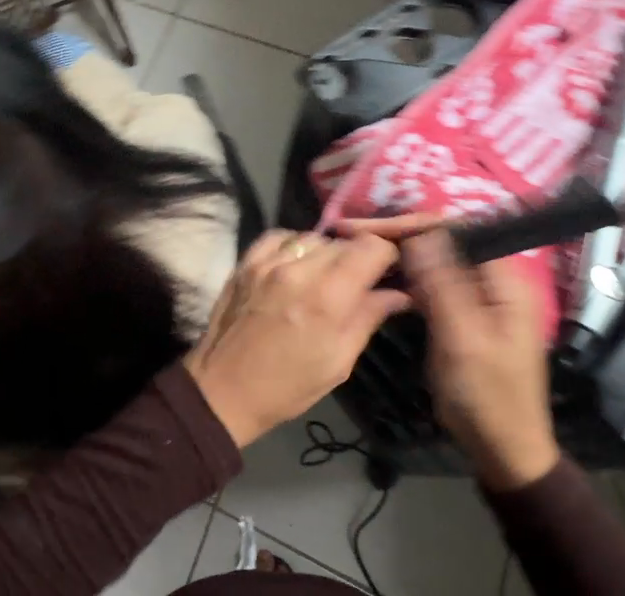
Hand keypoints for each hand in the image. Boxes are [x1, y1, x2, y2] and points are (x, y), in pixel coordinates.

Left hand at [183, 230, 413, 448]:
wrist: (224, 388)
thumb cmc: (288, 386)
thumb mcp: (339, 362)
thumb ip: (368, 318)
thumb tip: (400, 293)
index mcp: (327, 298)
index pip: (370, 248)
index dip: (387, 255)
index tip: (390, 271)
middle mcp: (298, 270)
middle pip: (343, 242)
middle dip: (359, 257)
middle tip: (361, 280)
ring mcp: (268, 262)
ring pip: (313, 238)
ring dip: (326, 253)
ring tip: (326, 277)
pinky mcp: (246, 261)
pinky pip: (279, 237)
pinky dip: (294, 245)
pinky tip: (298, 264)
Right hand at [340, 217, 559, 491]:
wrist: (504, 450)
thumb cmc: (488, 397)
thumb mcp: (463, 339)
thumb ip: (442, 284)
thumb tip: (418, 235)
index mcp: (504, 280)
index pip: (453, 229)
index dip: (407, 224)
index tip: (362, 229)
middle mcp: (493, 279)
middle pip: (441, 239)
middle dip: (397, 234)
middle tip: (349, 235)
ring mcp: (479, 296)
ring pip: (433, 258)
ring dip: (397, 252)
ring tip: (356, 249)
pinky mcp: (464, 311)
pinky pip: (432, 280)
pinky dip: (405, 274)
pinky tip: (379, 274)